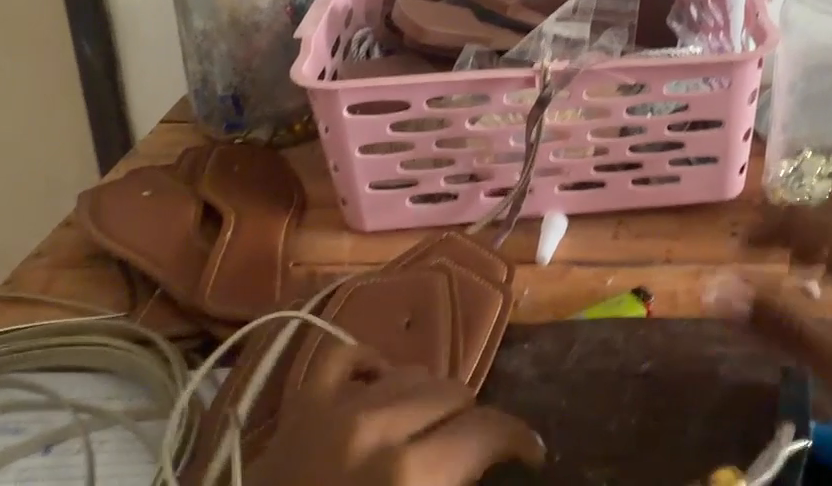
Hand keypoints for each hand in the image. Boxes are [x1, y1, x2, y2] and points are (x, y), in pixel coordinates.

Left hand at [243, 343, 545, 485]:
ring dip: (429, 396)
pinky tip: (380, 388)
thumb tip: (488, 467)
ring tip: (431, 424)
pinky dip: (372, 366)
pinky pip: (347, 357)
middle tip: (475, 450)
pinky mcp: (299, 405)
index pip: (488, 430)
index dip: (518, 439)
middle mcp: (378, 428)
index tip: (532, 455)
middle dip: (473, 420)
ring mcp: (334, 409)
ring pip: (410, 372)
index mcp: (411, 475)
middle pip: (453, 394)